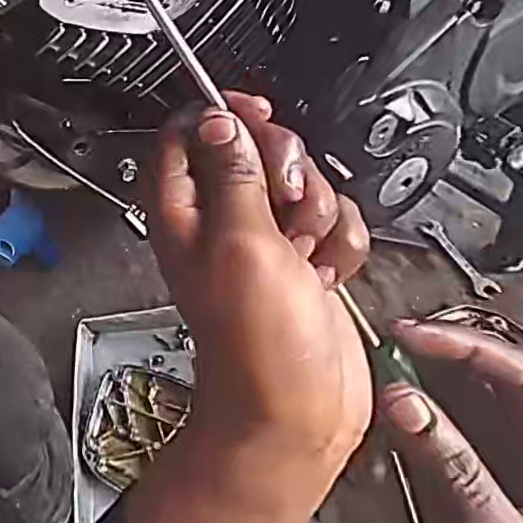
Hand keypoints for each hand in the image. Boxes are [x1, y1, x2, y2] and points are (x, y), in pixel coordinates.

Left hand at [144, 92, 372, 459]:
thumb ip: (234, 173)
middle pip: (252, 148)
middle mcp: (220, 217)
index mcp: (184, 210)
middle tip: (286, 201)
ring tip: (303, 250)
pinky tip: (323, 271)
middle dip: (283, 167)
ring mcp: (264, 235)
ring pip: (300, 179)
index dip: (220, 114)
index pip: (189, 133)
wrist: (297, 411)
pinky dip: (337, 242)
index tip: (255, 111)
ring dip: (314, 210)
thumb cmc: (255, 342)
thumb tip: (219, 121)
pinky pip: (332, 217)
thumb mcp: (240, 243)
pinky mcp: (303, 254)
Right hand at [380, 322, 522, 522]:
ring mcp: (517, 477)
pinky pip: (444, 440)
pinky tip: (388, 414)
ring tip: (378, 373)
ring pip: (465, 409)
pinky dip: (412, 422)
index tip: (409, 335)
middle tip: (384, 346)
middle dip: (437, 361)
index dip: (466, 348)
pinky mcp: (481, 491)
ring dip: (420, 388)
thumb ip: (451, 473)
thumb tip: (402, 399)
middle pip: (494, 387)